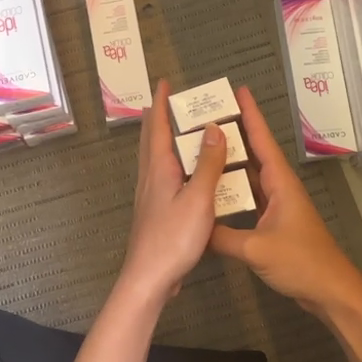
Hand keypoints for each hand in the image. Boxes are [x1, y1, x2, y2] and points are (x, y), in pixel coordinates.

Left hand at [120, 81, 229, 304]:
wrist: (148, 278)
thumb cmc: (173, 238)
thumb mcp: (198, 199)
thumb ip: (207, 164)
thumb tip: (213, 128)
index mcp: (159, 169)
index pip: (158, 127)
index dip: (161, 104)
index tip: (163, 82)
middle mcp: (150, 177)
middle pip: (151, 140)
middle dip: (160, 118)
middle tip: (171, 100)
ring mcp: (149, 196)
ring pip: (154, 159)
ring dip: (164, 140)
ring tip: (179, 130)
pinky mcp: (154, 212)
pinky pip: (162, 177)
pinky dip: (171, 164)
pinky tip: (182, 174)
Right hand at [208, 86, 361, 313]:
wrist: (330, 292)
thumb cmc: (301, 262)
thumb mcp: (257, 249)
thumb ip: (224, 237)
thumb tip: (195, 228)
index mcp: (280, 183)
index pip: (262, 141)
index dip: (250, 115)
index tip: (238, 90)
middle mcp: (279, 189)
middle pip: (253, 154)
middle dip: (233, 134)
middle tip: (205, 117)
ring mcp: (276, 208)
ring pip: (249, 178)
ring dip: (229, 164)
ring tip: (201, 148)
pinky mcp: (272, 226)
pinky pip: (247, 200)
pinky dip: (230, 194)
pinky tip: (211, 193)